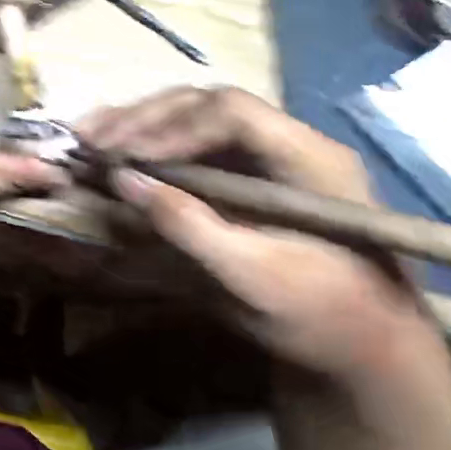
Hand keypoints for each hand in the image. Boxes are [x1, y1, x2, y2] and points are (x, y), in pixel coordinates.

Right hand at [76, 87, 438, 384]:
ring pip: (189, 114)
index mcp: (310, 159)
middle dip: (142, 119)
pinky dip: (141, 139)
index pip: (232, 113)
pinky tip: (108, 147)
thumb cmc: (319, 313)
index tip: (125, 155)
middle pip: (203, 104)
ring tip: (86, 139)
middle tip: (89, 141)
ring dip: (134, 123)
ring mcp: (261, 155)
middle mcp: (286, 142)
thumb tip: (121, 179)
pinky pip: (185, 138)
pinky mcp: (239, 171)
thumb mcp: (252, 278)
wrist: (364, 345)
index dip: (172, 127)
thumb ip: (187, 226)